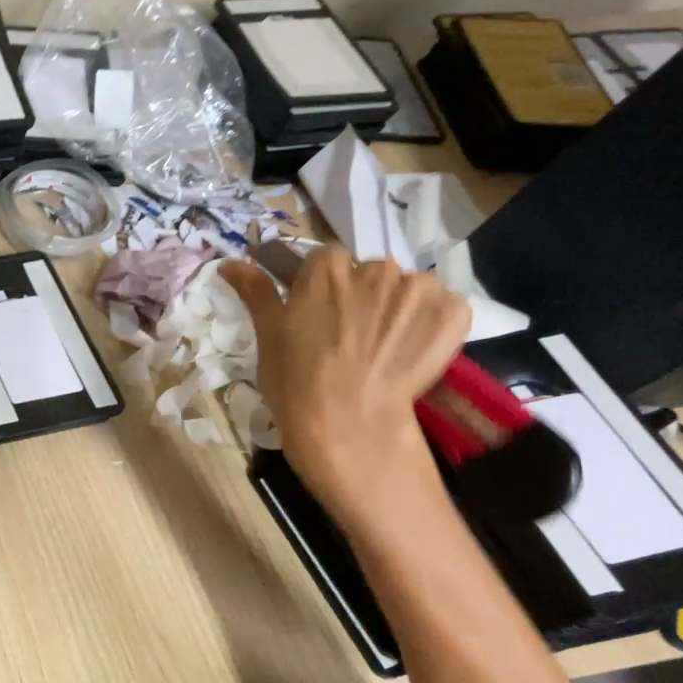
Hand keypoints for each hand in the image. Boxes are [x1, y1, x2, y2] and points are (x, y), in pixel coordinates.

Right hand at [222, 248, 469, 526]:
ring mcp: (419, 288)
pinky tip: (409, 351)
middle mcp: (376, 267)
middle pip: (369, 273)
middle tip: (348, 337)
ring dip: (397, 309)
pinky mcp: (453, 312)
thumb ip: (255, 290)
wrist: (347, 420)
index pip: (327, 262)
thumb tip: (229, 263)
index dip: (323, 289)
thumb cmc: (295, 379)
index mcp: (327, 269)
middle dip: (362, 296)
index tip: (318, 316)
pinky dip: (429, 325)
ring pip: (406, 289)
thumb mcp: (267, 333)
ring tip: (380, 348)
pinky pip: (441, 308)